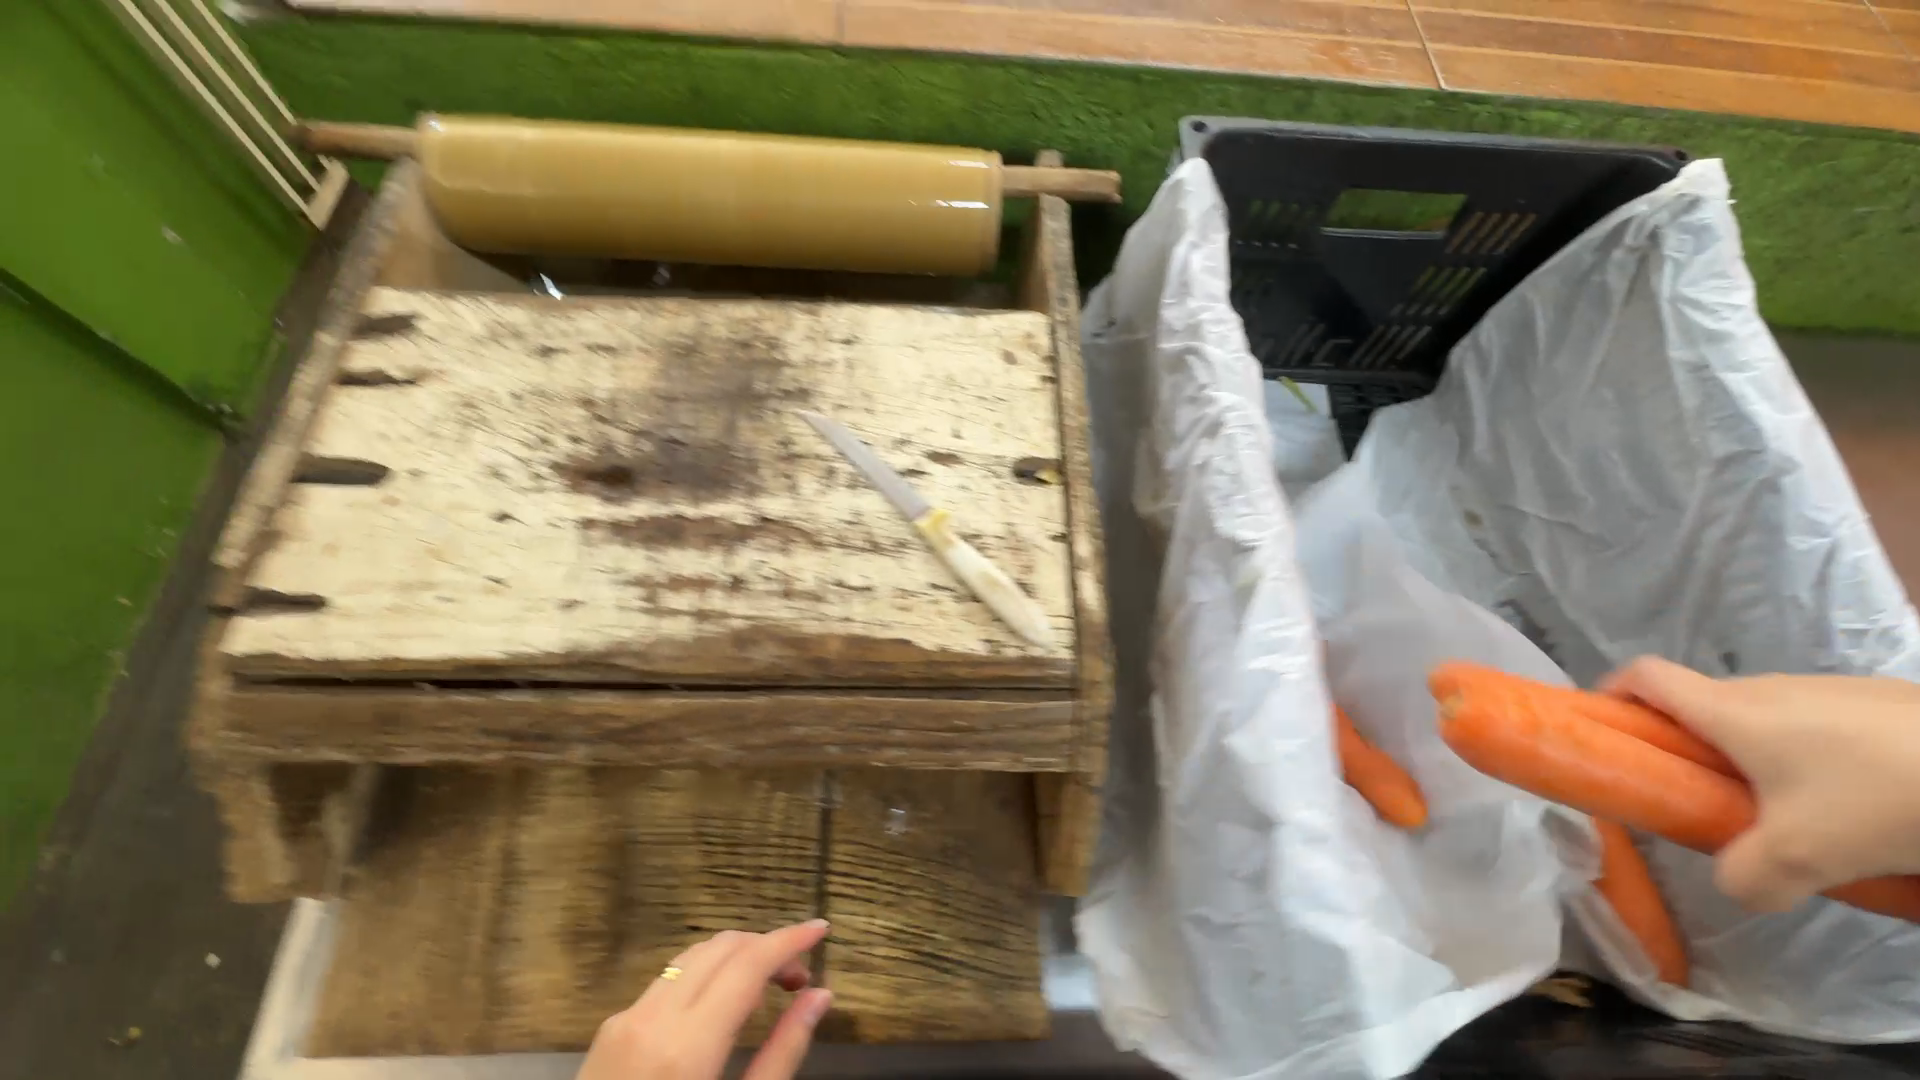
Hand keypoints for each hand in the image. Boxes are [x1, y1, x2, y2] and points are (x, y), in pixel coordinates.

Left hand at [576, 920, 832, 1079]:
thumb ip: (782, 1054)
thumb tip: (819, 996)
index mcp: (687, 1047)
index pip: (749, 964)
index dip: (790, 939)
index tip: (822, 928)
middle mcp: (652, 1018)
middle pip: (722, 948)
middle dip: (767, 946)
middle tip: (800, 976)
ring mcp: (625, 1020)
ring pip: (693, 955)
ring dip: (736, 956)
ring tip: (768, 985)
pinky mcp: (609, 1029)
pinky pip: (668, 979)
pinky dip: (705, 974)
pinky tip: (722, 1002)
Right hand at [1602, 657, 1919, 912]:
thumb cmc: (1883, 799)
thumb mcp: (1807, 856)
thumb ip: (1747, 875)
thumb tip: (1734, 886)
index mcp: (1729, 709)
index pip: (1641, 675)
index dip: (1611, 696)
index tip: (1611, 736)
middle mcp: (1767, 688)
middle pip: (1701, 707)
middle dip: (1691, 751)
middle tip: (1711, 803)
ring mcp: (1830, 691)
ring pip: (1764, 720)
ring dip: (1759, 760)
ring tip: (1802, 816)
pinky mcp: (1886, 704)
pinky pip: (1820, 727)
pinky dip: (1818, 760)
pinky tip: (1869, 805)